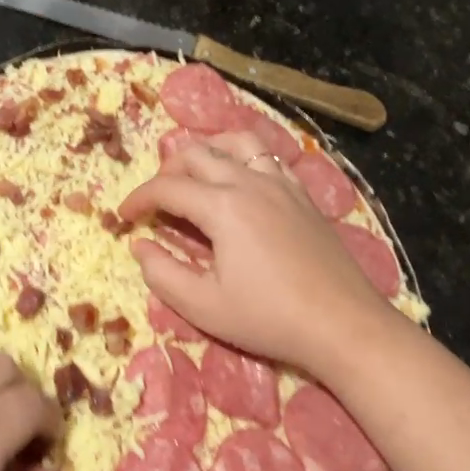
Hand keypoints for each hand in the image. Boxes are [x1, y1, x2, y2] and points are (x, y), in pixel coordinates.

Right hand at [117, 136, 391, 372]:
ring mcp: (280, 184)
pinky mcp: (302, 195)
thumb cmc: (270, 318)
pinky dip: (243, 158)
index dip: (138, 198)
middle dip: (166, 171)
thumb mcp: (204, 307)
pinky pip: (267, 157)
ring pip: (234, 142)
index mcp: (221, 206)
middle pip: (195, 154)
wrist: (346, 327)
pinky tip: (240, 182)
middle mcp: (248, 182)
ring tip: (195, 174)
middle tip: (157, 200)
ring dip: (206, 151)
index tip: (123, 216)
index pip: (166, 187)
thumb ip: (162, 274)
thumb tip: (139, 246)